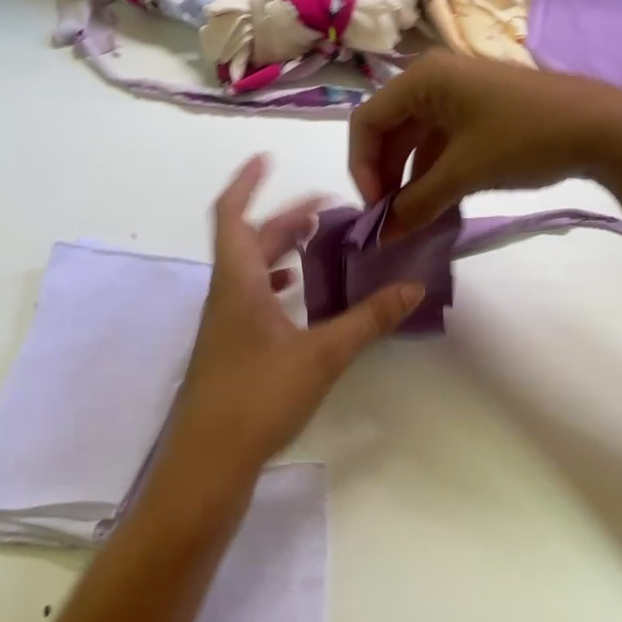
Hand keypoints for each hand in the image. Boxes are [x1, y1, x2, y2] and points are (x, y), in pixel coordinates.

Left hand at [163, 156, 424, 477]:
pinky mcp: (229, 351)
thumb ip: (369, 319)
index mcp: (238, 283)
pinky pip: (252, 298)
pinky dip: (276, 285)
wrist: (208, 463)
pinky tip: (300, 299)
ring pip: (250, 270)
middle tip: (328, 210)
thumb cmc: (258, 398)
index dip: (246, 183)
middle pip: (249, 240)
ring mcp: (224, 326)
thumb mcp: (322, 355)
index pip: (231, 215)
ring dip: (280, 250)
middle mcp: (225, 296)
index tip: (267, 158)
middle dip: (285, 219)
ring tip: (319, 245)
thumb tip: (412, 286)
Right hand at [348, 52, 621, 235]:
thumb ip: (418, 203)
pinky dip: (435, 175)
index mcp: (423, 78)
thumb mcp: (465, 172)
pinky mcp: (481, 113)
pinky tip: (438, 208)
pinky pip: (442, 144)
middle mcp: (434, 79)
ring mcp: (460, 95)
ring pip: (416, 141)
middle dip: (385, 177)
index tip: (376, 212)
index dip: (362, 168)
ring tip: (412, 222)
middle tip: (390, 222)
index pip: (367, 122)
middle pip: (389, 131)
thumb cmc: (526, 139)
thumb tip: (384, 235)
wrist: (603, 128)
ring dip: (410, 181)